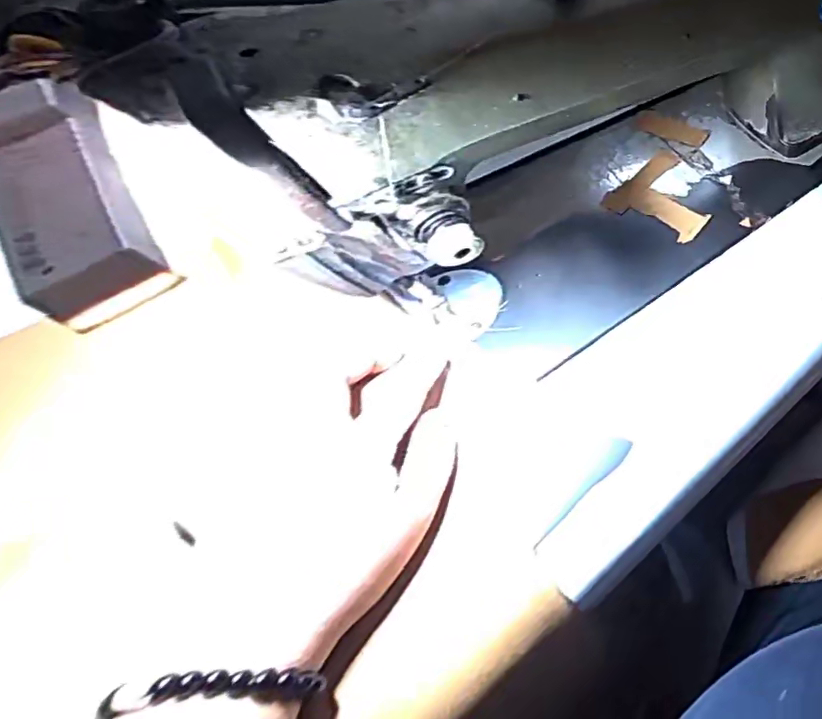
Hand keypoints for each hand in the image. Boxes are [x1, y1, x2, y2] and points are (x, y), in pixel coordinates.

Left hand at [7, 274, 460, 716]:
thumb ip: (431, 459)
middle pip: (326, 377)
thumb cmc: (346, 575)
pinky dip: (259, 418)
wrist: (260, 634)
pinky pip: (232, 435)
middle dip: (360, 355)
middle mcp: (304, 448)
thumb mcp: (412, 518)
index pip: (399, 390)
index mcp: (357, 453)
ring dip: (315, 377)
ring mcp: (258, 465)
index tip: (440, 346)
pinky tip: (273, 423)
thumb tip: (440, 418)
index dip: (425, 361)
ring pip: (278, 396)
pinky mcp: (222, 487)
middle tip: (385, 356)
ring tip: (340, 380)